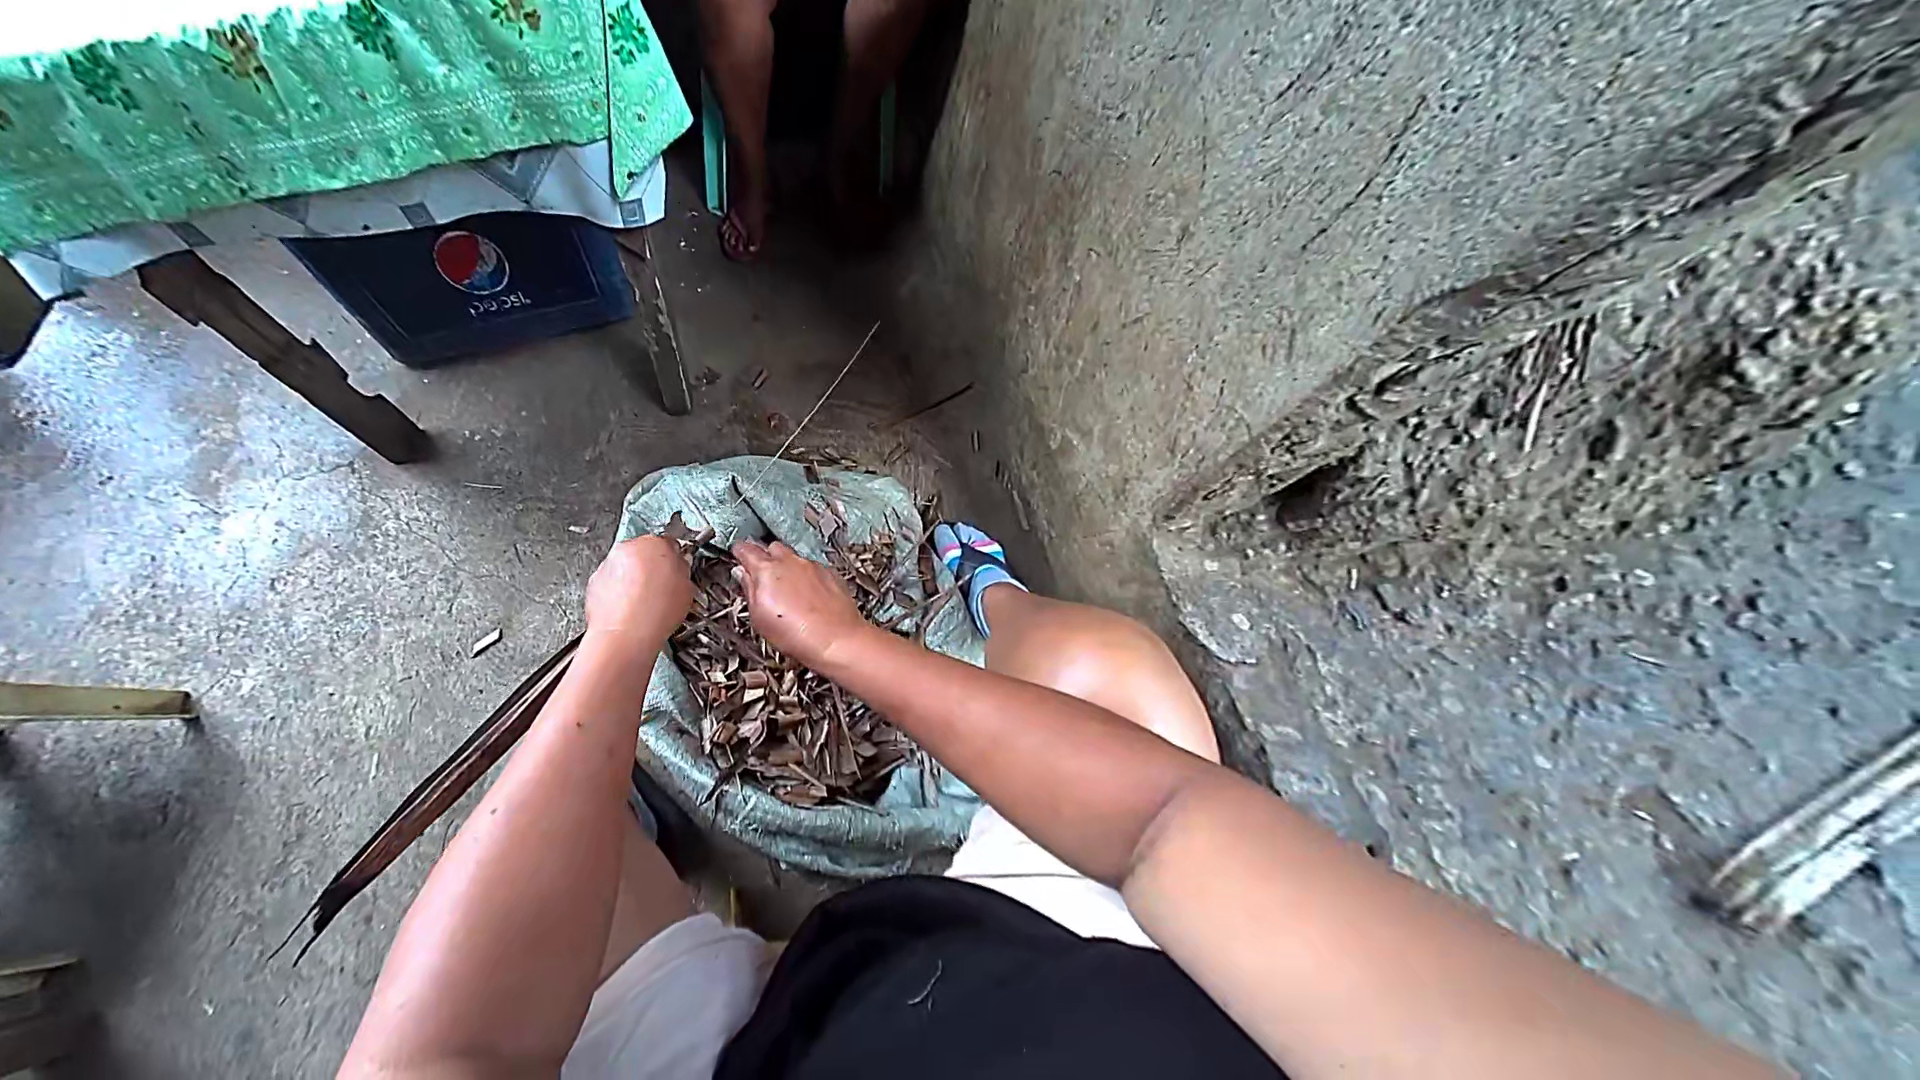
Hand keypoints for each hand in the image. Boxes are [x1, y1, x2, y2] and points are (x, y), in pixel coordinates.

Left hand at [585, 535, 692, 640]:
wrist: (625, 635)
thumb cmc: (655, 612)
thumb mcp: (687, 588)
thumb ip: (682, 569)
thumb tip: (678, 567)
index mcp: (655, 543)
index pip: (669, 543)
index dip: (675, 558)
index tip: (677, 570)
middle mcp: (628, 548)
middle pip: (645, 551)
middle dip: (653, 566)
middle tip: (664, 587)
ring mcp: (608, 564)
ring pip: (626, 566)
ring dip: (635, 577)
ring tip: (647, 601)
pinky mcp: (594, 582)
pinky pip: (612, 581)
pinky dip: (620, 591)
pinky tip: (632, 607)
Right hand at [731, 539, 869, 666]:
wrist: (836, 640)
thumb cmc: (798, 634)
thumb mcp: (758, 616)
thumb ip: (748, 589)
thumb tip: (743, 575)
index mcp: (767, 570)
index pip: (746, 549)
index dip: (740, 551)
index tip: (738, 553)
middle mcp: (791, 562)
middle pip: (772, 548)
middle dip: (765, 557)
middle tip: (761, 575)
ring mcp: (813, 567)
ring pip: (794, 557)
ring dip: (787, 568)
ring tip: (785, 591)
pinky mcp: (830, 574)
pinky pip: (813, 568)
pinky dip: (806, 577)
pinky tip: (806, 595)